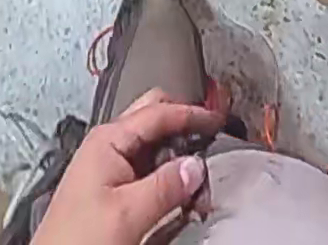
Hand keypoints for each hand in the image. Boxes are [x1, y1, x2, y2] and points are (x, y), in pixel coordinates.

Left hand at [32, 90, 223, 244]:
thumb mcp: (127, 215)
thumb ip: (167, 186)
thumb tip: (198, 165)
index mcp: (109, 139)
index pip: (161, 112)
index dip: (193, 114)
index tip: (219, 123)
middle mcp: (109, 145)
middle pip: (157, 118)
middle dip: (184, 127)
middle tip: (209, 140)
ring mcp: (109, 167)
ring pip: (154, 145)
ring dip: (178, 156)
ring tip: (198, 179)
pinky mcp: (111, 190)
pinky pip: (148, 169)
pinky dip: (167, 175)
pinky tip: (179, 195)